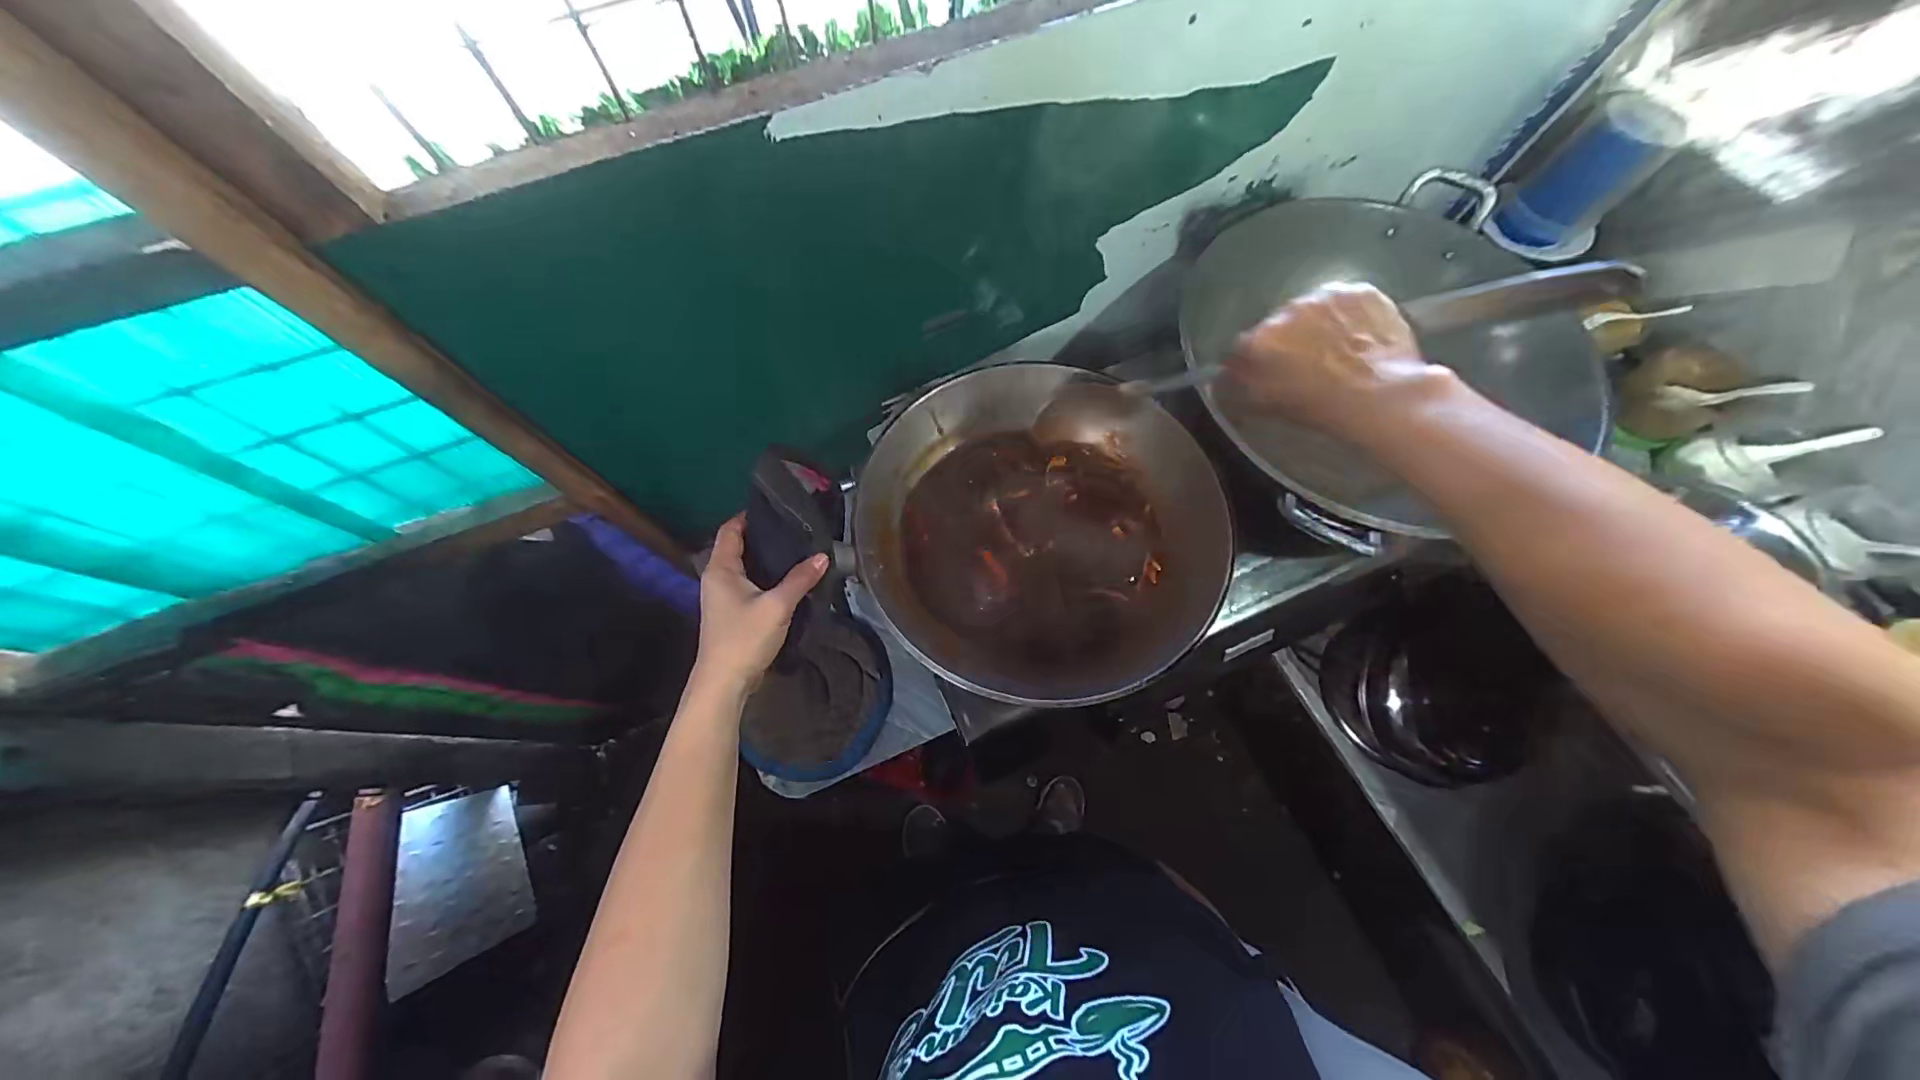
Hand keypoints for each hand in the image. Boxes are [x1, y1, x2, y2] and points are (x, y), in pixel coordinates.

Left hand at [689, 514, 828, 697]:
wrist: (725, 682)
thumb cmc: (744, 638)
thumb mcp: (777, 605)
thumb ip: (800, 579)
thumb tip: (823, 556)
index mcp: (720, 569)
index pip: (731, 530)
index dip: (749, 517)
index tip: (777, 510)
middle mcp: (716, 579)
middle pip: (737, 547)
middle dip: (762, 537)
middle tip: (794, 530)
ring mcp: (721, 598)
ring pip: (744, 569)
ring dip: (765, 560)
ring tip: (796, 552)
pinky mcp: (731, 614)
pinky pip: (748, 586)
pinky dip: (764, 579)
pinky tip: (787, 582)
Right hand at [1224, 281, 1457, 441]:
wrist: (1378, 396)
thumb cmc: (1317, 406)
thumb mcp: (1262, 405)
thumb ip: (1235, 386)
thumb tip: (1223, 377)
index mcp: (1256, 341)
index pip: (1244, 347)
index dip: (1256, 361)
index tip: (1268, 373)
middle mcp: (1285, 310)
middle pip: (1279, 323)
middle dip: (1289, 339)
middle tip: (1306, 364)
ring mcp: (1325, 297)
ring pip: (1313, 309)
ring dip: (1318, 325)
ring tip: (1336, 351)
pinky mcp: (1360, 291)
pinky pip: (1347, 302)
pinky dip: (1349, 317)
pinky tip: (1358, 339)